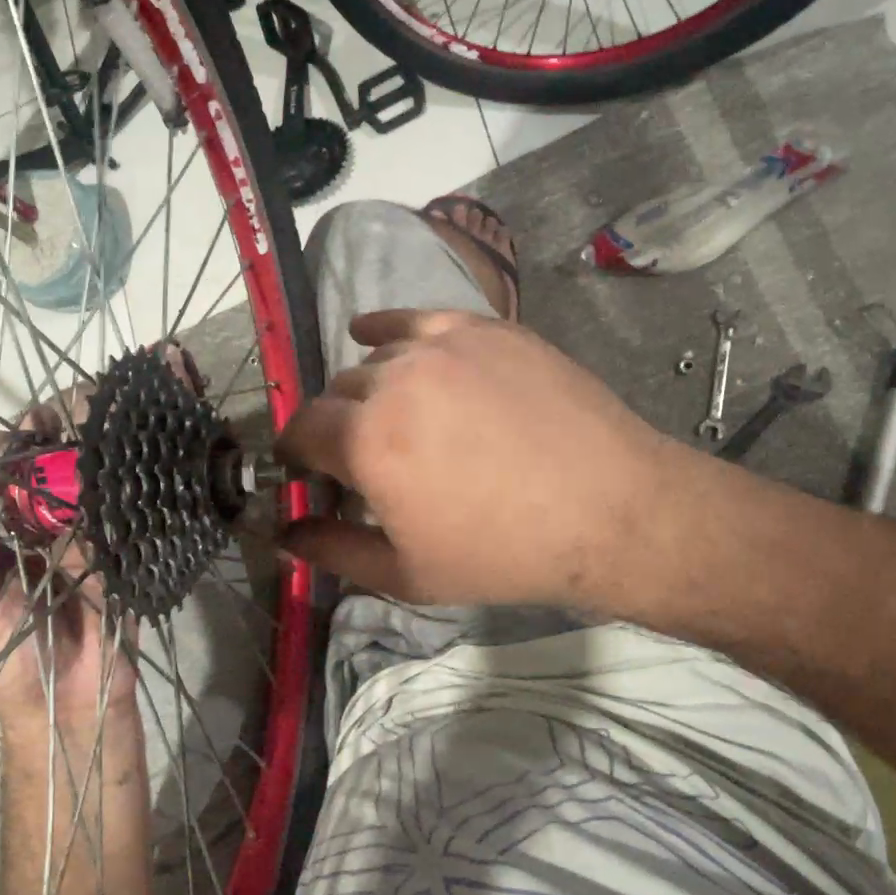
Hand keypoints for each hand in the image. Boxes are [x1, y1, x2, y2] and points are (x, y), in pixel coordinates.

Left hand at [0, 373, 163, 731]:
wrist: (68, 703)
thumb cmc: (4, 659)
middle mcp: (32, 537)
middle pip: (31, 482)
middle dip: (32, 448)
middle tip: (39, 418)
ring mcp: (74, 542)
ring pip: (69, 489)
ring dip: (69, 456)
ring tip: (71, 423)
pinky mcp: (110, 553)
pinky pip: (105, 515)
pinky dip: (104, 486)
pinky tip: (105, 456)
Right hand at [276, 309, 681, 608]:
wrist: (613, 512)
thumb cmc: (503, 553)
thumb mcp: (406, 574)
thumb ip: (331, 551)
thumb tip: (283, 535)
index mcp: (365, 441)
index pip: (300, 429)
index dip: (294, 454)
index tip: (305, 472)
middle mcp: (392, 381)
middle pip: (334, 393)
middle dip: (333, 426)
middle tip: (361, 458)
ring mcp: (441, 348)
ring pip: (374, 360)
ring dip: (368, 390)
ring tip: (396, 419)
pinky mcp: (482, 330)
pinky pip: (414, 320)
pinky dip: (387, 331)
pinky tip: (376, 338)